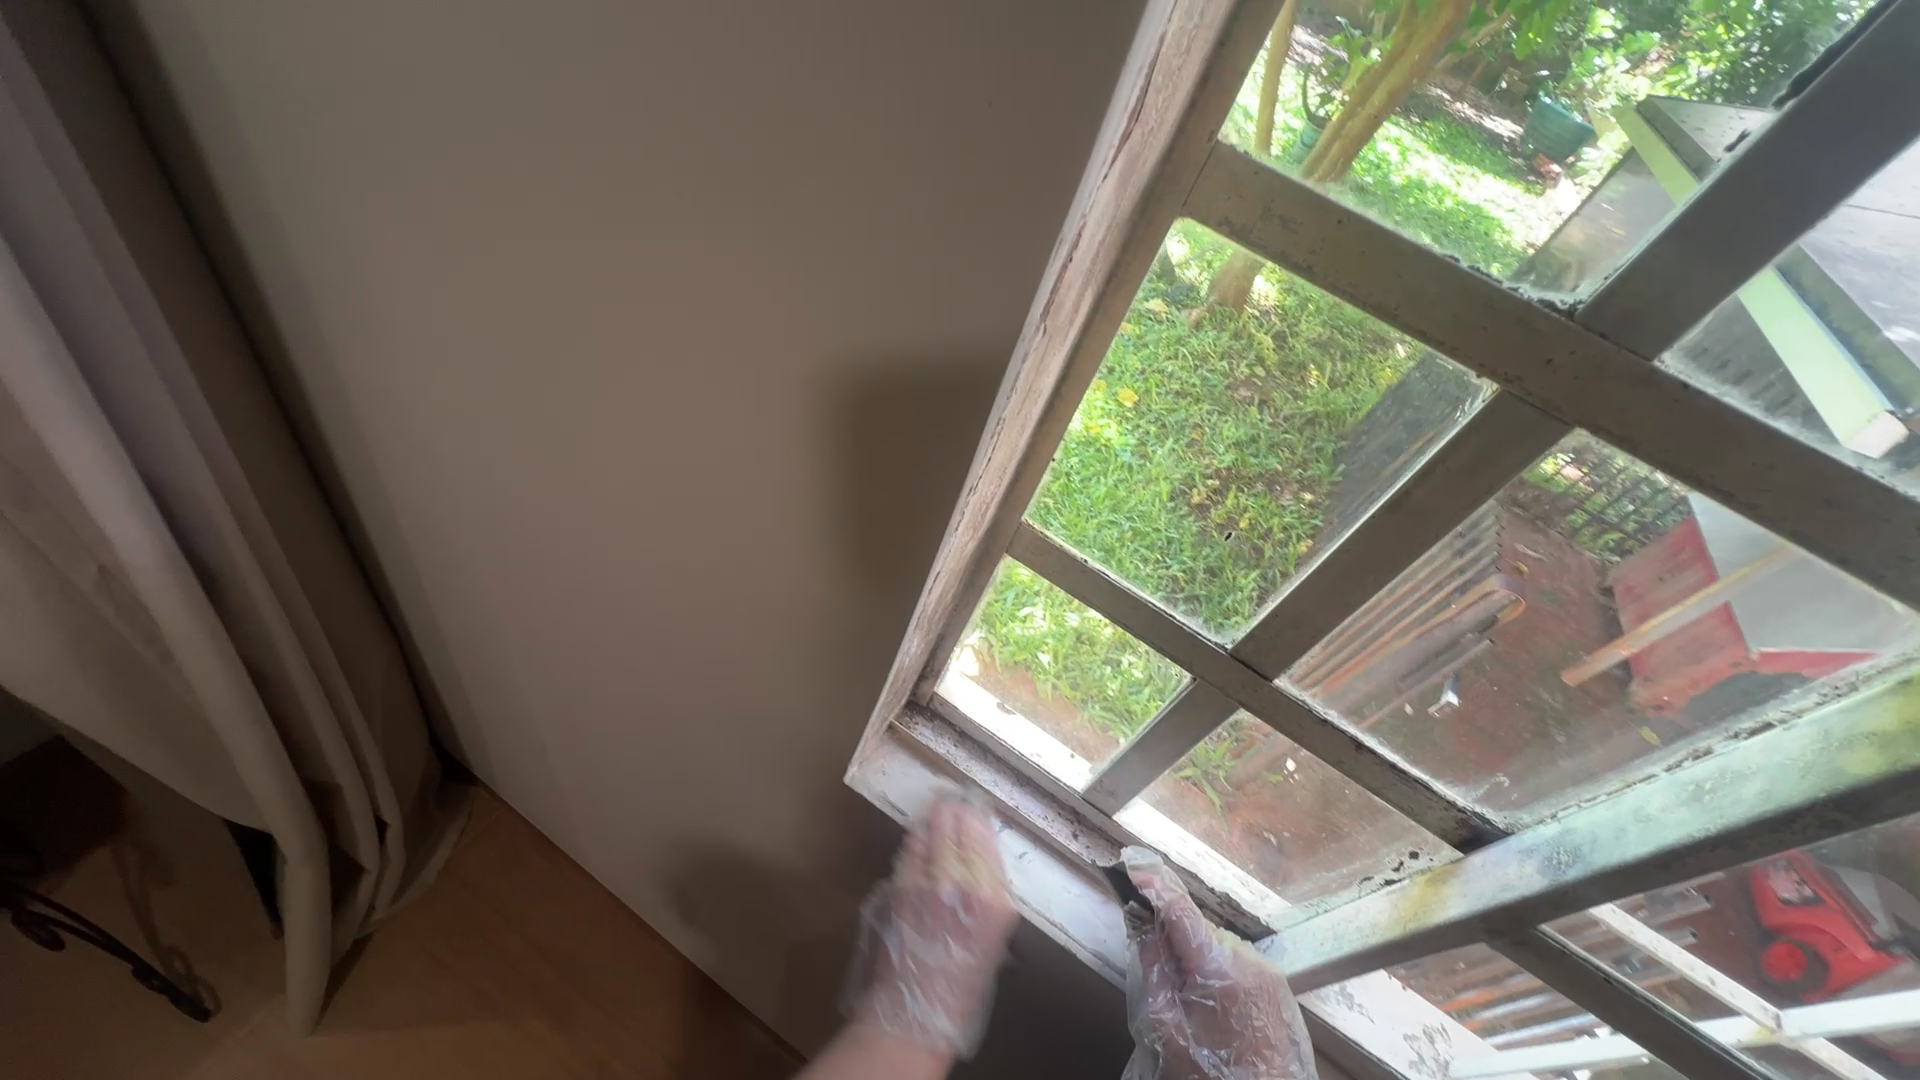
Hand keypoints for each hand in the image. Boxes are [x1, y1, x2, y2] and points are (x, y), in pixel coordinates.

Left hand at [849, 794, 1019, 1057]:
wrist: (914, 1014)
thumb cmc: (961, 986)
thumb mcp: (995, 940)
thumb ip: (990, 898)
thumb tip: (980, 865)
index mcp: (996, 902)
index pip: (987, 841)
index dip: (979, 817)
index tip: (977, 805)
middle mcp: (966, 885)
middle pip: (960, 828)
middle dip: (958, 808)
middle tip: (956, 795)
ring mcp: (931, 884)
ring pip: (933, 832)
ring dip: (936, 815)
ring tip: (939, 802)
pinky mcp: (902, 888)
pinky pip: (911, 850)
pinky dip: (916, 836)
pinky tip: (919, 828)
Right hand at [1122, 847, 1317, 1079]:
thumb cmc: (1210, 1073)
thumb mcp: (1165, 1027)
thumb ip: (1152, 967)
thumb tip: (1141, 921)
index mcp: (1217, 968)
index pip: (1180, 909)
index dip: (1154, 883)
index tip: (1133, 864)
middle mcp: (1246, 958)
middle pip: (1196, 927)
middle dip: (1173, 937)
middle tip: (1161, 970)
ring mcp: (1267, 970)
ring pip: (1215, 944)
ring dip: (1196, 956)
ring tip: (1193, 1000)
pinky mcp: (1278, 983)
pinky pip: (1235, 960)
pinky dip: (1217, 969)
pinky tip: (1216, 1005)